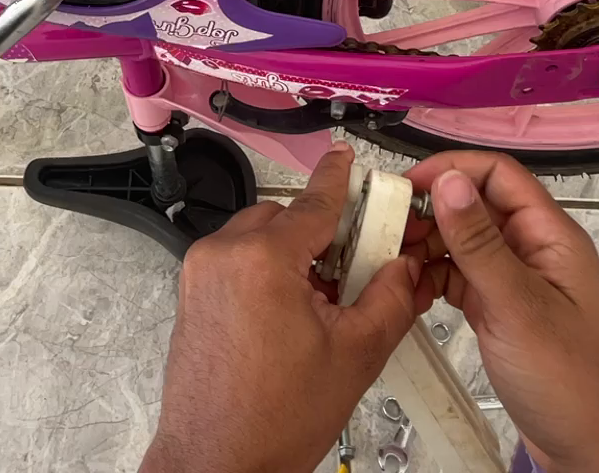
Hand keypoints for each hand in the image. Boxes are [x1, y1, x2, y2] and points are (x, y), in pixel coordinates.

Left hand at [141, 142, 422, 472]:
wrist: (217, 462)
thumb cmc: (273, 419)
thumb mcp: (354, 356)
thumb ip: (390, 298)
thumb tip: (406, 266)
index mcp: (263, 259)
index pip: (313, 203)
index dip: (338, 179)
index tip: (344, 157)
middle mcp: (224, 252)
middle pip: (286, 218)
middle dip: (320, 237)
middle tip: (352, 269)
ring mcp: (201, 269)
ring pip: (259, 234)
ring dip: (291, 253)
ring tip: (318, 303)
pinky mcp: (191, 287)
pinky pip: (236, 255)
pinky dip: (264, 268)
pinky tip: (287, 310)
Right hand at [404, 152, 598, 472]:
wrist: (598, 463)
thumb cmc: (572, 385)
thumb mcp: (519, 308)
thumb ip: (479, 243)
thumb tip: (446, 179)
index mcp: (549, 236)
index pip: (497, 174)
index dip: (450, 170)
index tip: (405, 186)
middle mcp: (531, 249)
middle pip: (474, 205)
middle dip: (429, 209)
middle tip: (387, 229)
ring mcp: (515, 280)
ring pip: (462, 240)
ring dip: (426, 245)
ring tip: (392, 262)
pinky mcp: (499, 308)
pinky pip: (458, 276)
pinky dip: (432, 278)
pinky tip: (409, 290)